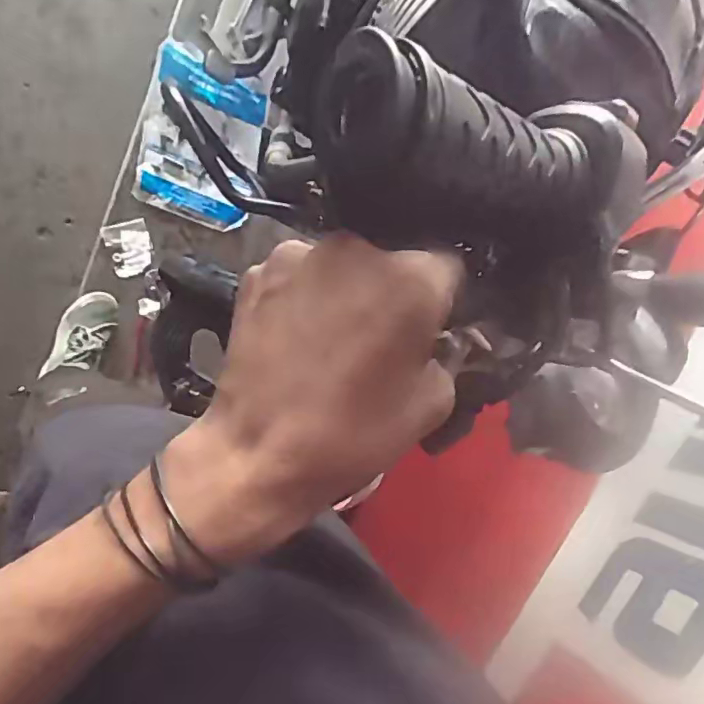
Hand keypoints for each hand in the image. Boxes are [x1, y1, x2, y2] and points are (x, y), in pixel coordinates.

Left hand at [160, 235, 459, 560]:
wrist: (259, 456)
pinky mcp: (256, 276)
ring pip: (340, 267)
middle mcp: (356, 248)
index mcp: (411, 277)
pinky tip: (294, 340)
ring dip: (344, 293)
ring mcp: (298, 255)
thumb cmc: (353, 436)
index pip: (446, 272)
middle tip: (376, 343)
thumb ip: (447, 355)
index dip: (440, 307)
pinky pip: (297, 280)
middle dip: (390, 294)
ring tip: (329, 344)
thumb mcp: (432, 405)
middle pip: (389, 262)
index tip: (426, 336)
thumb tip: (435, 340)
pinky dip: (302, 301)